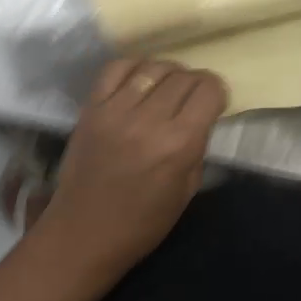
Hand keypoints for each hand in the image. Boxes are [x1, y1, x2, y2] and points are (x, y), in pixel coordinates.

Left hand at [32, 58, 227, 275]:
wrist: (83, 234)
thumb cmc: (142, 223)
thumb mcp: (187, 190)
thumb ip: (197, 147)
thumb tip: (201, 118)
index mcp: (178, 144)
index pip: (209, 90)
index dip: (218, 93)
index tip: (215, 104)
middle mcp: (148, 120)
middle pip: (184, 76)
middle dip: (197, 83)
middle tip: (194, 99)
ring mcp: (115, 111)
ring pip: (153, 67)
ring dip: (169, 73)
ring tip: (168, 88)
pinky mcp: (91, 109)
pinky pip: (116, 69)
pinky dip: (134, 67)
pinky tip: (140, 80)